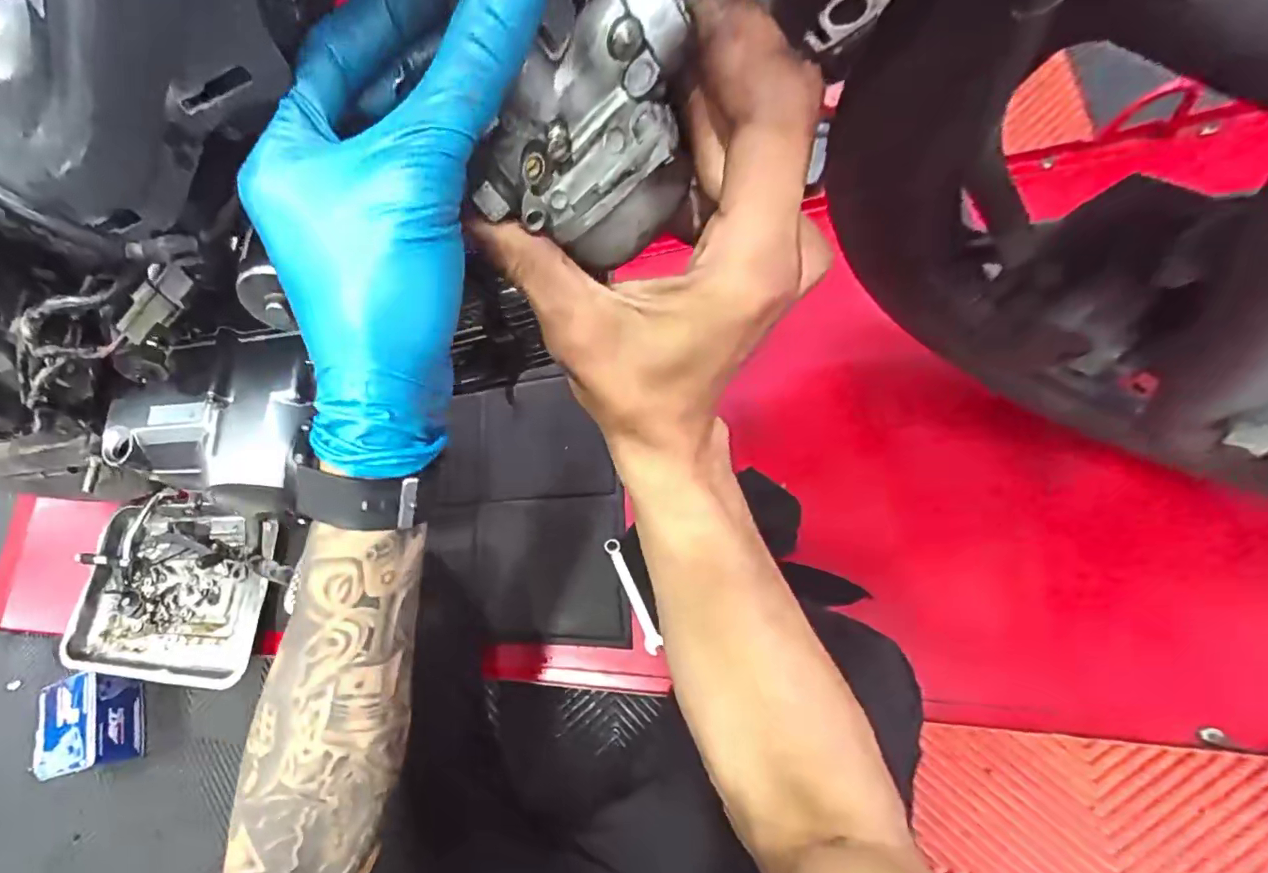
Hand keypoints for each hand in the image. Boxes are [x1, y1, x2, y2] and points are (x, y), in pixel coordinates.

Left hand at [239, 0, 546, 479]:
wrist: (392, 389)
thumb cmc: (372, 309)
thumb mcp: (416, 175)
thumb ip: (461, 81)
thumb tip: (498, 9)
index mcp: (286, 154)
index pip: (337, 50)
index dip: (392, 13)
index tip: (438, 1)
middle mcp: (309, 180)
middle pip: (366, 89)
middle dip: (421, 53)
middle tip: (468, 25)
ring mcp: (347, 212)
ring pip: (393, 134)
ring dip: (437, 102)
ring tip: (478, 67)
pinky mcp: (382, 240)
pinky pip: (412, 176)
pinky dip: (443, 151)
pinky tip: (473, 132)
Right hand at [472, 0, 829, 476]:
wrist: (669, 434)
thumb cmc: (634, 396)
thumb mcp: (578, 330)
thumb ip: (535, 262)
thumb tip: (482, 212)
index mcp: (751, 258)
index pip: (772, 120)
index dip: (742, 50)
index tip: (696, 11)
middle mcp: (785, 242)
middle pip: (781, 113)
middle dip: (731, 53)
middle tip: (671, 22)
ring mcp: (783, 243)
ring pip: (770, 134)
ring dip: (722, 86)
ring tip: (670, 46)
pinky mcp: (766, 245)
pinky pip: (753, 165)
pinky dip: (717, 129)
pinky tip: (675, 106)